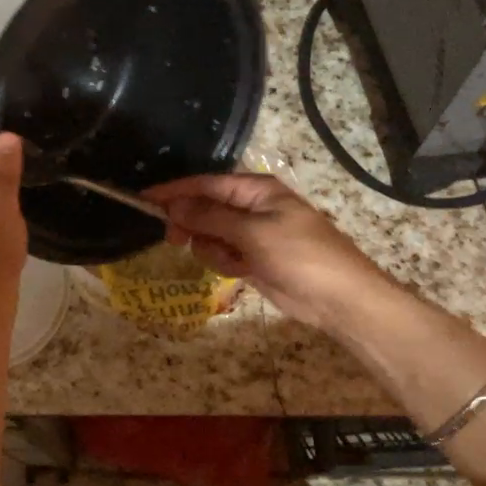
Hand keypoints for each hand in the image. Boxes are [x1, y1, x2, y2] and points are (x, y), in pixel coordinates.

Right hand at [142, 173, 393, 329]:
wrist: (341, 301)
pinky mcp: (252, 258)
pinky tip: (239, 271)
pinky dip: (222, 262)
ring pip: (208, 234)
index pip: (204, 185)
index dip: (173, 191)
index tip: (144, 200)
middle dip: (190, 223)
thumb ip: (209, 217)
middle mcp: (251, 207)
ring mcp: (252, 234)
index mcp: (255, 190)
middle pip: (203, 208)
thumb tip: (173, 205)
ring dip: (210, 248)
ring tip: (231, 262)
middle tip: (175, 239)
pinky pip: (221, 254)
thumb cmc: (301, 256)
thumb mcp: (252, 232)